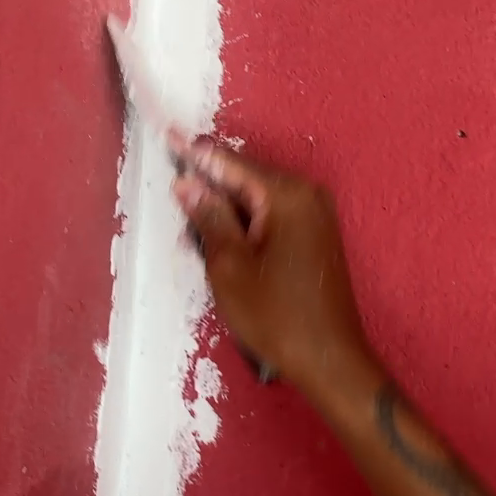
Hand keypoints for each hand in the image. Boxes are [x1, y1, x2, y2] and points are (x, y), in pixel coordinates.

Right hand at [172, 138, 372, 392]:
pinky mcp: (314, 235)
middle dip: (207, 191)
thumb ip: (208, 216)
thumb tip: (187, 183)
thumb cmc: (275, 314)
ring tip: (195, 240)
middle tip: (175, 207)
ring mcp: (315, 214)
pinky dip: (243, 226)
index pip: (228, 163)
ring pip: (254, 200)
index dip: (193, 154)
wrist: (329, 360)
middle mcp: (305, 194)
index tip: (166, 134)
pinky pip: (269, 216)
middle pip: (243, 179)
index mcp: (285, 194)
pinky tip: (222, 247)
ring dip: (223, 214)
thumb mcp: (229, 265)